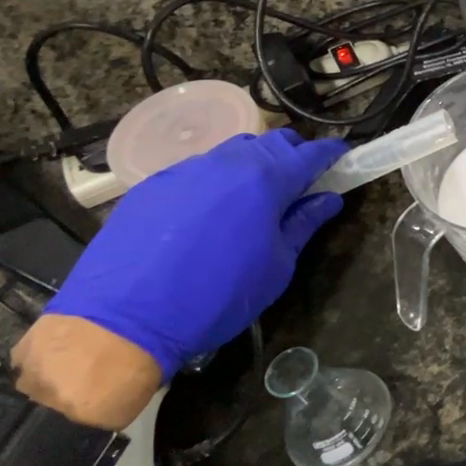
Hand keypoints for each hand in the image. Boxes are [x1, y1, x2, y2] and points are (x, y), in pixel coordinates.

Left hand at [44, 129, 347, 378]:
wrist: (123, 323)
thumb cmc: (217, 296)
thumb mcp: (276, 267)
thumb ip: (304, 225)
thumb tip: (328, 199)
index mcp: (267, 180)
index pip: (311, 153)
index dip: (331, 154)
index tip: (342, 159)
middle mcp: (228, 164)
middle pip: (272, 142)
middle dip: (294, 154)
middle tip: (301, 181)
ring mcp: (187, 171)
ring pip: (233, 152)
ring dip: (254, 165)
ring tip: (255, 195)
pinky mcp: (153, 186)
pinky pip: (197, 171)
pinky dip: (216, 182)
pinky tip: (209, 214)